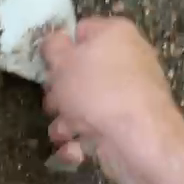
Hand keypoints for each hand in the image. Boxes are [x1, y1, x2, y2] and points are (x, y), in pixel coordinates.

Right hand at [41, 17, 183, 183]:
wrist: (137, 136)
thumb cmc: (96, 90)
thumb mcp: (63, 61)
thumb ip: (52, 46)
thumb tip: (54, 40)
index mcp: (115, 33)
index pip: (80, 32)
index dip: (59, 51)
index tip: (47, 70)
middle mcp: (127, 59)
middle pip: (82, 73)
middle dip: (60, 94)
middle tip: (52, 105)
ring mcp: (129, 94)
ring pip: (86, 106)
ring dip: (66, 123)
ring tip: (62, 134)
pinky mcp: (129, 124)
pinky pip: (98, 129)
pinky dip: (83, 142)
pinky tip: (75, 151)